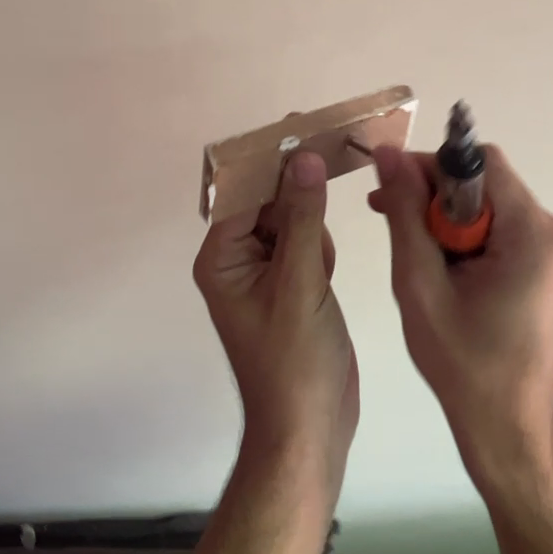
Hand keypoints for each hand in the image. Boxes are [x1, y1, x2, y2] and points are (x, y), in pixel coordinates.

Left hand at [194, 151, 359, 485]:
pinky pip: (303, 244)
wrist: (310, 429)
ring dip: (310, 221)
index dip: (270, 158)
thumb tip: (303, 159)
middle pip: (266, 202)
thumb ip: (302, 219)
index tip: (300, 124)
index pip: (242, 192)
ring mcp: (263, 273)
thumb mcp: (299, 284)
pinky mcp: (289, 285)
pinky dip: (319, 245)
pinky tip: (329, 267)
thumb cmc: (294, 362)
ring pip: (289, 220)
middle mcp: (236, 259)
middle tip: (331, 148)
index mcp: (221, 258)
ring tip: (325, 238)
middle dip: (296, 185)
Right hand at [367, 144, 552, 468]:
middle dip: (436, 199)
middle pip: (487, 184)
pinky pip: (507, 228)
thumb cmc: (461, 363)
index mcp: (535, 236)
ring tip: (419, 258)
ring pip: (493, 205)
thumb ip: (405, 212)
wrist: (507, 427)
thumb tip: (388, 153)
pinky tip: (446, 268)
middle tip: (395, 225)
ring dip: (450, 221)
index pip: (480, 163)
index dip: (431, 168)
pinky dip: (472, 238)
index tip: (394, 194)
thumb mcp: (418, 284)